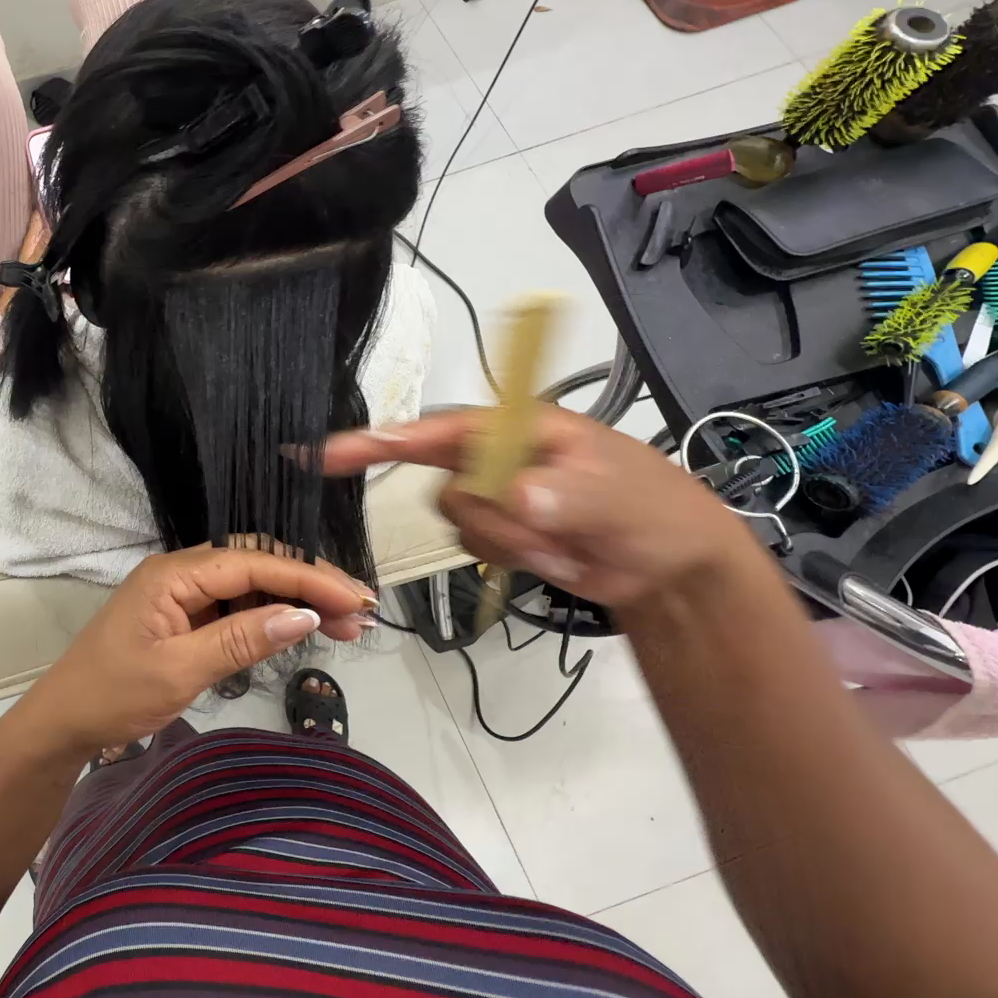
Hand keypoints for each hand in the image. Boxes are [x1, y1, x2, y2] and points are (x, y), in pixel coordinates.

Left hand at [16, 545, 374, 752]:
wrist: (64, 718)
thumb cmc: (114, 694)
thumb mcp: (181, 670)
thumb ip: (242, 639)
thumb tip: (304, 615)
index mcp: (173, 574)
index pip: (253, 562)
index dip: (307, 578)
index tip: (354, 600)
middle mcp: (179, 572)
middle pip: (255, 564)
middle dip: (309, 584)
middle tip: (359, 614)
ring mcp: (180, 594)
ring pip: (249, 584)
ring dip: (294, 601)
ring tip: (344, 627)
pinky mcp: (182, 616)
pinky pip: (234, 606)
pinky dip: (269, 617)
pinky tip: (299, 631)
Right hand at [322, 406, 758, 607]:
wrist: (669, 569)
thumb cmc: (654, 511)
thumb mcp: (619, 497)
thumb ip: (567, 494)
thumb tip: (517, 495)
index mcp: (519, 428)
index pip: (437, 429)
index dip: (379, 439)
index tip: (328, 454)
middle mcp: (497, 457)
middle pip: (445, 487)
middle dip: (492, 521)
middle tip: (546, 538)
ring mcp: (495, 495)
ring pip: (458, 522)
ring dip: (508, 544)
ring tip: (562, 547)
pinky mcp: (498, 531)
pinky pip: (472, 545)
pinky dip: (511, 558)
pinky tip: (553, 556)